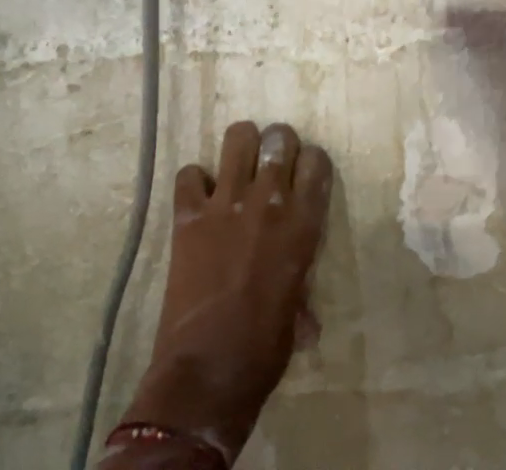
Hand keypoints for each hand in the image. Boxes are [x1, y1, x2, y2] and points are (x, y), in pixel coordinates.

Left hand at [124, 122, 331, 461]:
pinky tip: (198, 199)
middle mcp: (269, 201)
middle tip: (271, 162)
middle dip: (278, 143)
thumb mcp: (299, 308)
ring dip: (240, 146)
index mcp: (304, 223)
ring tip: (237, 164)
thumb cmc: (267, 345)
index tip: (303, 175)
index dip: (310, 163)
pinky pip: (188, 175)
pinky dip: (193, 181)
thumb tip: (305, 312)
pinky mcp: (187, 217)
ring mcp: (226, 204)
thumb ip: (300, 286)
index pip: (317, 161)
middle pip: (279, 138)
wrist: (210, 367)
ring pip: (237, 140)